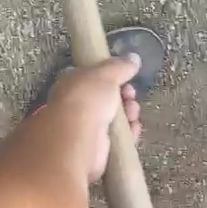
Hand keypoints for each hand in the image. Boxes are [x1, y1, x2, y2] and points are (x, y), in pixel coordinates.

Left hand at [45, 54, 141, 183]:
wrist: (78, 139)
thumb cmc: (87, 99)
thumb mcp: (106, 74)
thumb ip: (120, 66)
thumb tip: (134, 58)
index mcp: (72, 82)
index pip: (93, 76)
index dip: (112, 75)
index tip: (127, 75)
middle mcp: (77, 104)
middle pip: (106, 97)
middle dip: (123, 95)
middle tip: (131, 95)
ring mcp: (85, 128)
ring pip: (113, 118)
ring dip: (128, 113)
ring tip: (133, 112)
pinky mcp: (96, 149)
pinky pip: (117, 139)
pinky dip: (128, 134)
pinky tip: (134, 129)